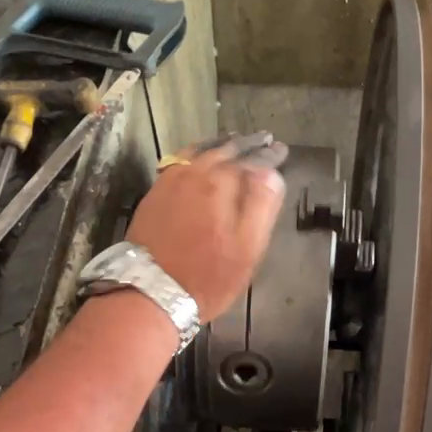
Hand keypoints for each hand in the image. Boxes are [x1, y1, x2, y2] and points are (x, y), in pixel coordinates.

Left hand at [127, 133, 287, 321]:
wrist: (150, 292)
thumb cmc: (207, 277)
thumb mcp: (247, 249)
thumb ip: (261, 206)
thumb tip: (270, 174)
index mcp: (221, 184)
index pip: (252, 161)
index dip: (269, 156)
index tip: (281, 150)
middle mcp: (195, 174)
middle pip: (225, 150)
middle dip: (247, 144)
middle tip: (264, 139)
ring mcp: (170, 182)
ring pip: (199, 151)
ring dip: (220, 144)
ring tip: (235, 141)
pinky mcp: (155, 194)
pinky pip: (179, 161)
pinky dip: (196, 153)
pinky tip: (199, 158)